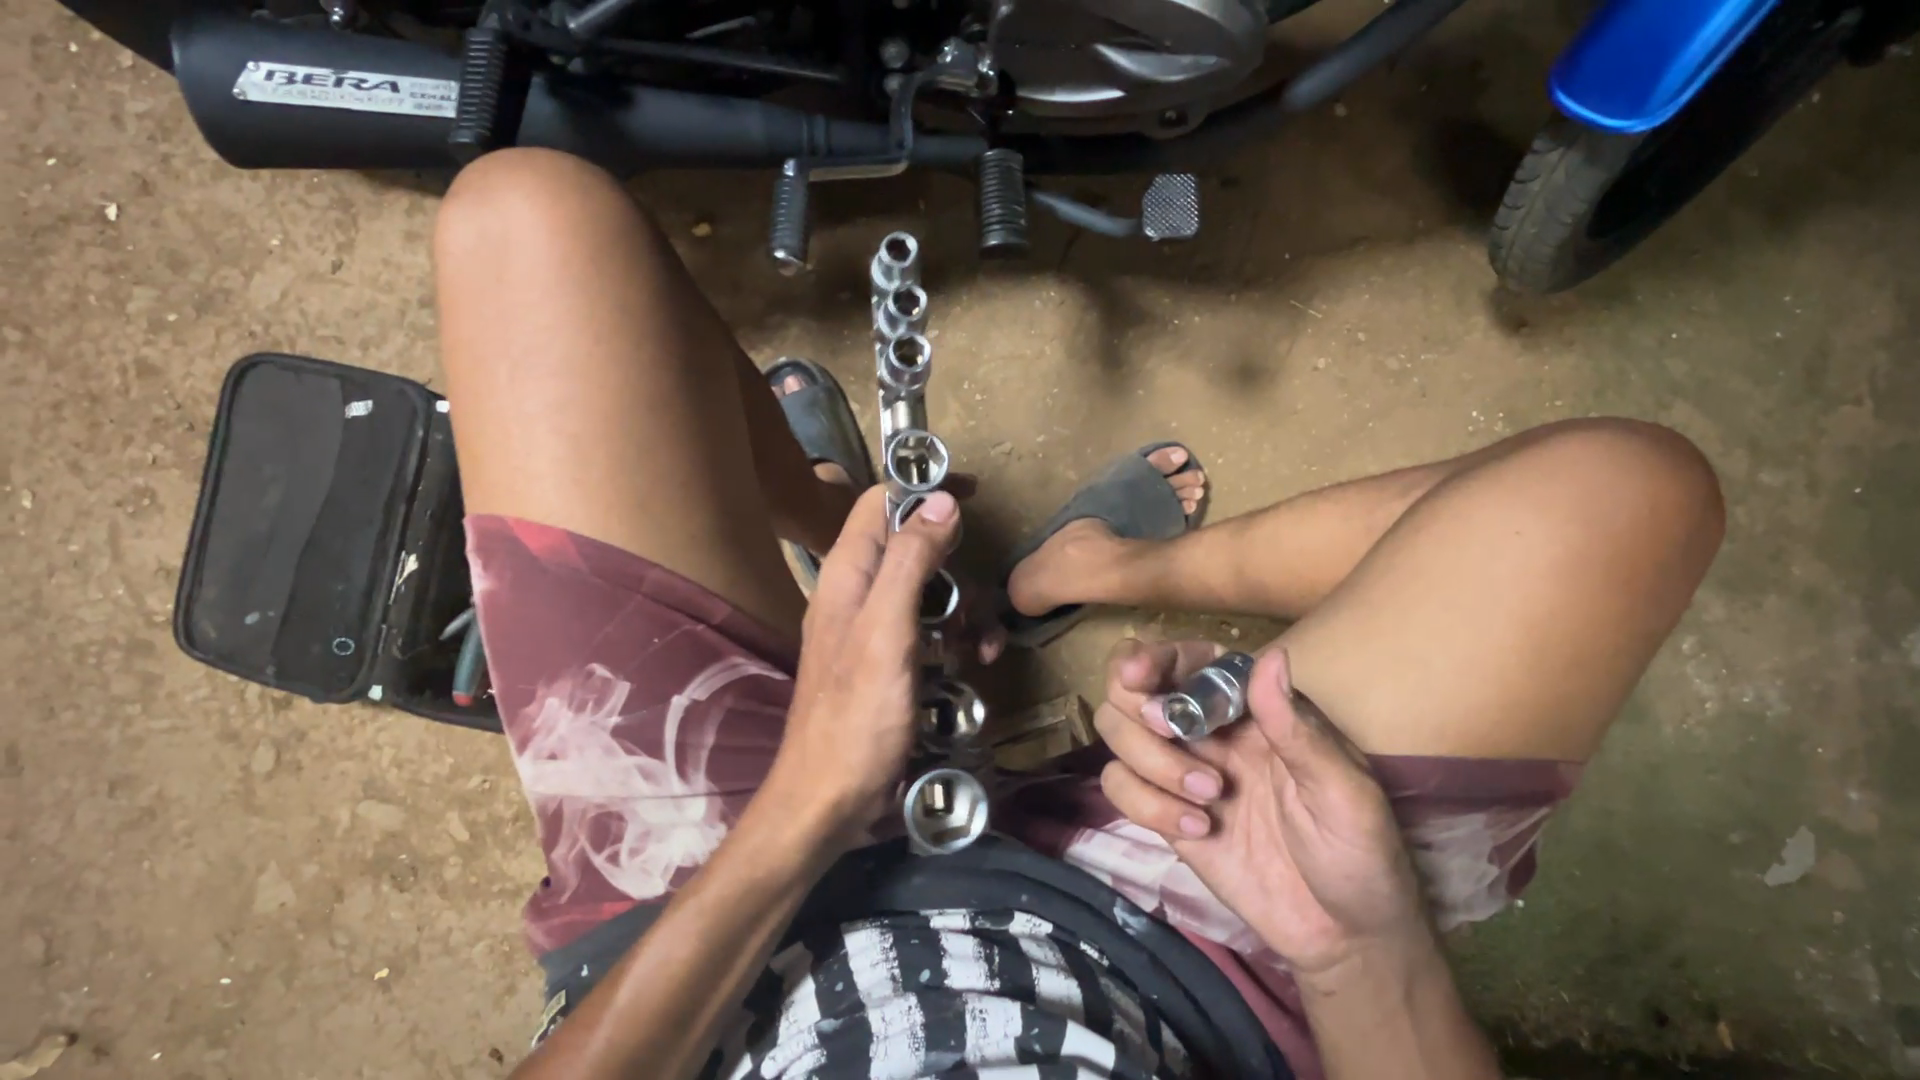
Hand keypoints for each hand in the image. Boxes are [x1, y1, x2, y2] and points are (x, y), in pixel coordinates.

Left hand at [765, 484, 960, 847]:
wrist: (829, 802)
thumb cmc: (856, 718)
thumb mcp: (887, 633)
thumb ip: (911, 563)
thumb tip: (941, 502)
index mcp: (846, 576)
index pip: (879, 504)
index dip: (922, 491)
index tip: (971, 496)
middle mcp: (855, 596)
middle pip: (910, 548)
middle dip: (953, 565)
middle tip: (976, 599)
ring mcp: (871, 634)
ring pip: (926, 593)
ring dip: (962, 610)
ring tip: (984, 645)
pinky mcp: (889, 668)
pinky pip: (928, 634)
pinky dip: (955, 642)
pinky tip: (976, 666)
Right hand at [1094, 640, 1429, 975]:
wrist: (1344, 934)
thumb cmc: (1359, 852)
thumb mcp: (1344, 790)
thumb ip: (1297, 727)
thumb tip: (1271, 655)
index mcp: (1252, 709)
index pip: (1188, 660)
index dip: (1155, 658)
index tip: (1140, 677)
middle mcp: (1208, 731)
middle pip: (1134, 691)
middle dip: (1137, 708)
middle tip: (1165, 732)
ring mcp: (1180, 772)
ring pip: (1117, 734)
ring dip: (1150, 759)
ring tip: (1208, 797)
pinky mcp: (1163, 815)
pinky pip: (1120, 787)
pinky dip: (1146, 804)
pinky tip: (1197, 830)